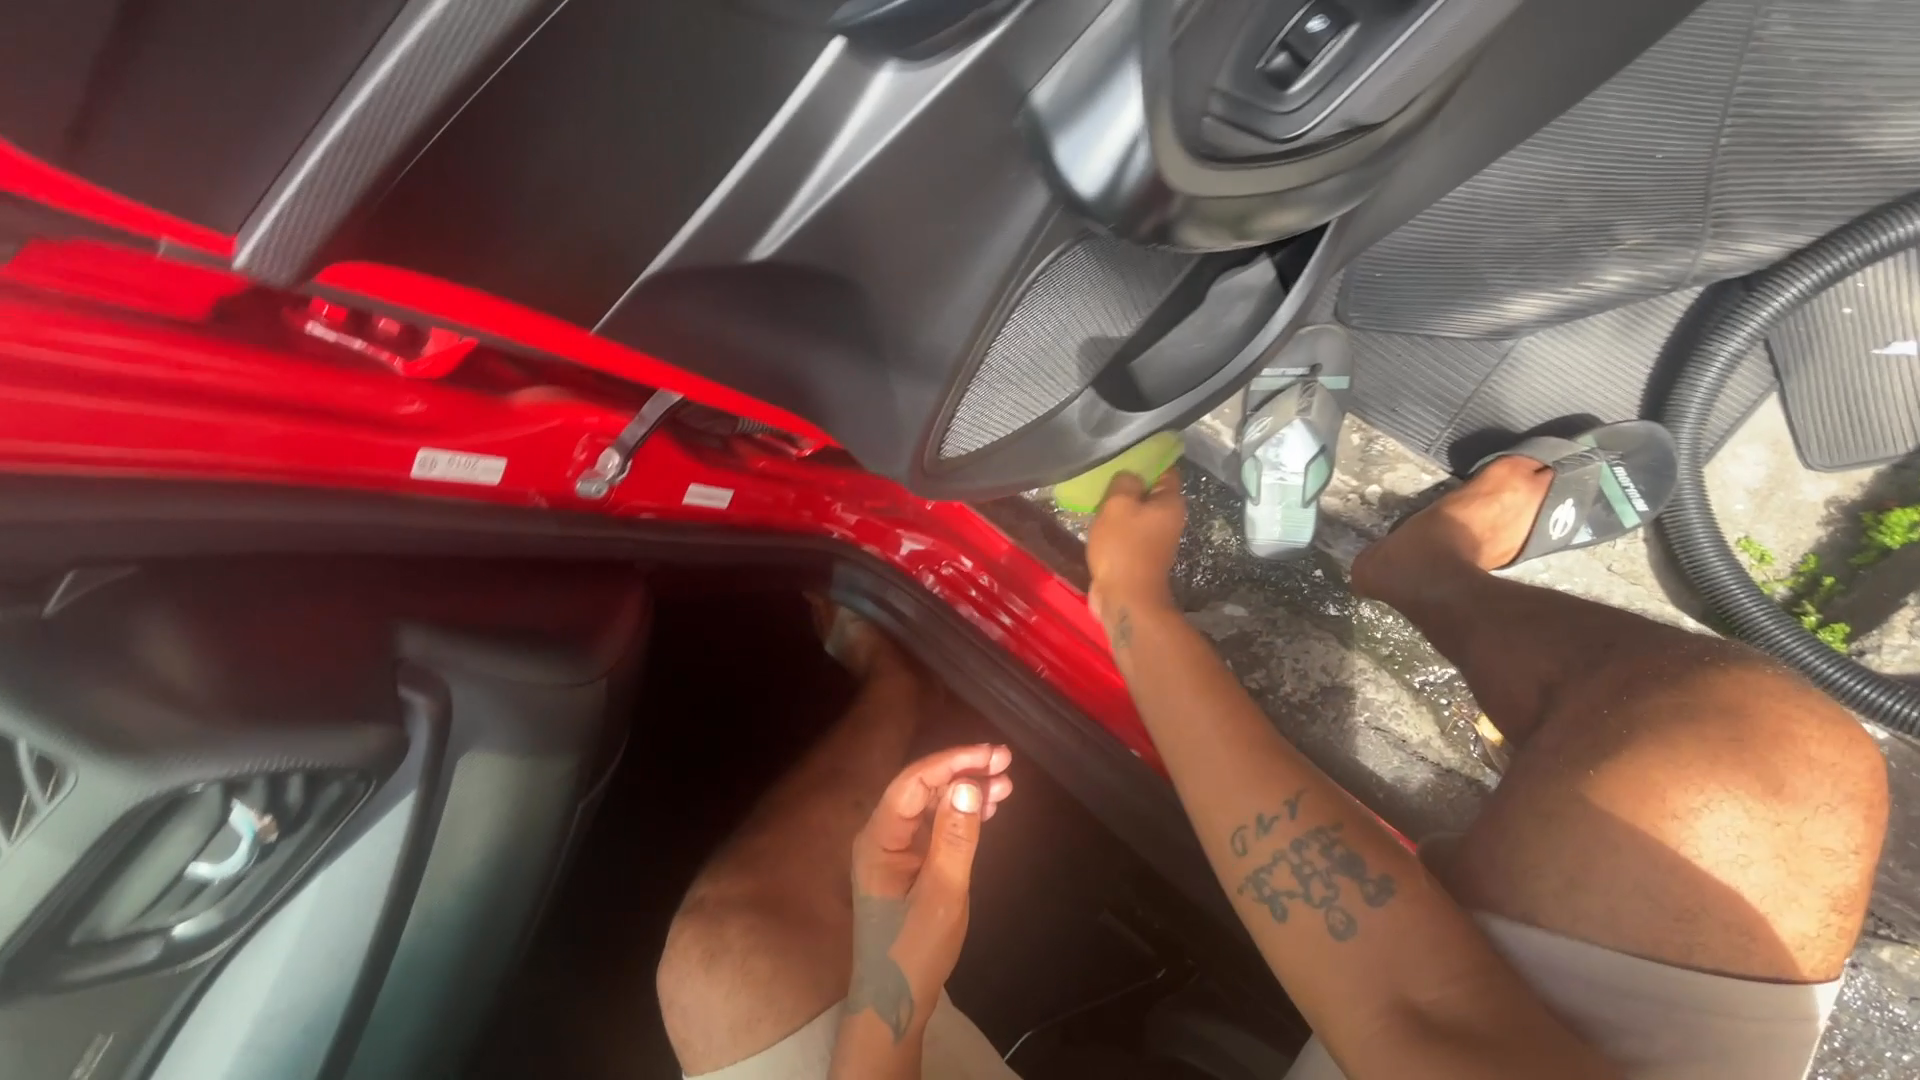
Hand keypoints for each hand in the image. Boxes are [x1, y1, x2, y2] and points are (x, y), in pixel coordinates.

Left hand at [845, 744, 1013, 1042]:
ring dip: (966, 792)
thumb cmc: (913, 953)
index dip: (952, 761)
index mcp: (878, 838)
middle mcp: (883, 836)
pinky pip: (936, 828)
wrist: (894, 1006)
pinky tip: (989, 808)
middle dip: (963, 771)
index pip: (913, 782)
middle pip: (923, 789)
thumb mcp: (942, 894)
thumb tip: (969, 784)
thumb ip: (956, 837)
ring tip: (1006, 782)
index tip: (991, 754)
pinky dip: (963, 815)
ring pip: (932, 806)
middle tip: (1005, 761)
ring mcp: (896, 851)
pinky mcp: (910, 866)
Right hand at [1086, 468, 1185, 627]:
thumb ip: (1124, 482)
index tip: (1125, 452)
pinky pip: (1127, 532)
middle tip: (1104, 475)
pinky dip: (1114, 526)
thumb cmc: (1124, 547)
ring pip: (1136, 513)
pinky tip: (1096, 522)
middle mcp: (1168, 520)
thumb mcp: (1119, 504)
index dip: (1148, 458)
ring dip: (1118, 507)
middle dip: (1129, 484)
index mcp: (1171, 503)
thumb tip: (1128, 476)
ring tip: (1096, 497)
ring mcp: (1154, 540)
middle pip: (1149, 492)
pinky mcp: (1139, 555)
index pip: (1166, 470)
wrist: (1125, 598)